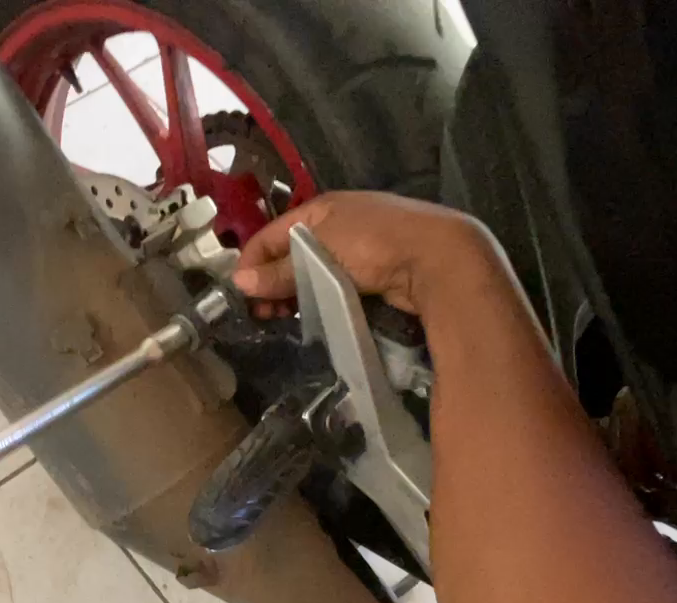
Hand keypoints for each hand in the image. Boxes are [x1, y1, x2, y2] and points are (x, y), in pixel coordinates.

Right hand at [232, 191, 505, 317]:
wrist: (437, 258)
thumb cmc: (376, 244)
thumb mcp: (321, 253)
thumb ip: (281, 270)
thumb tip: (239, 281)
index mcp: (320, 209)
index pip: (270, 235)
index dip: (251, 263)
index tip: (241, 296)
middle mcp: (334, 223)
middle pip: (288, 255)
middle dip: (270, 283)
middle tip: (261, 315)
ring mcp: (353, 248)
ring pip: (308, 273)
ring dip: (291, 294)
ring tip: (281, 319)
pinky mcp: (368, 272)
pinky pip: (329, 285)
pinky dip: (314, 299)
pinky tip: (308, 315)